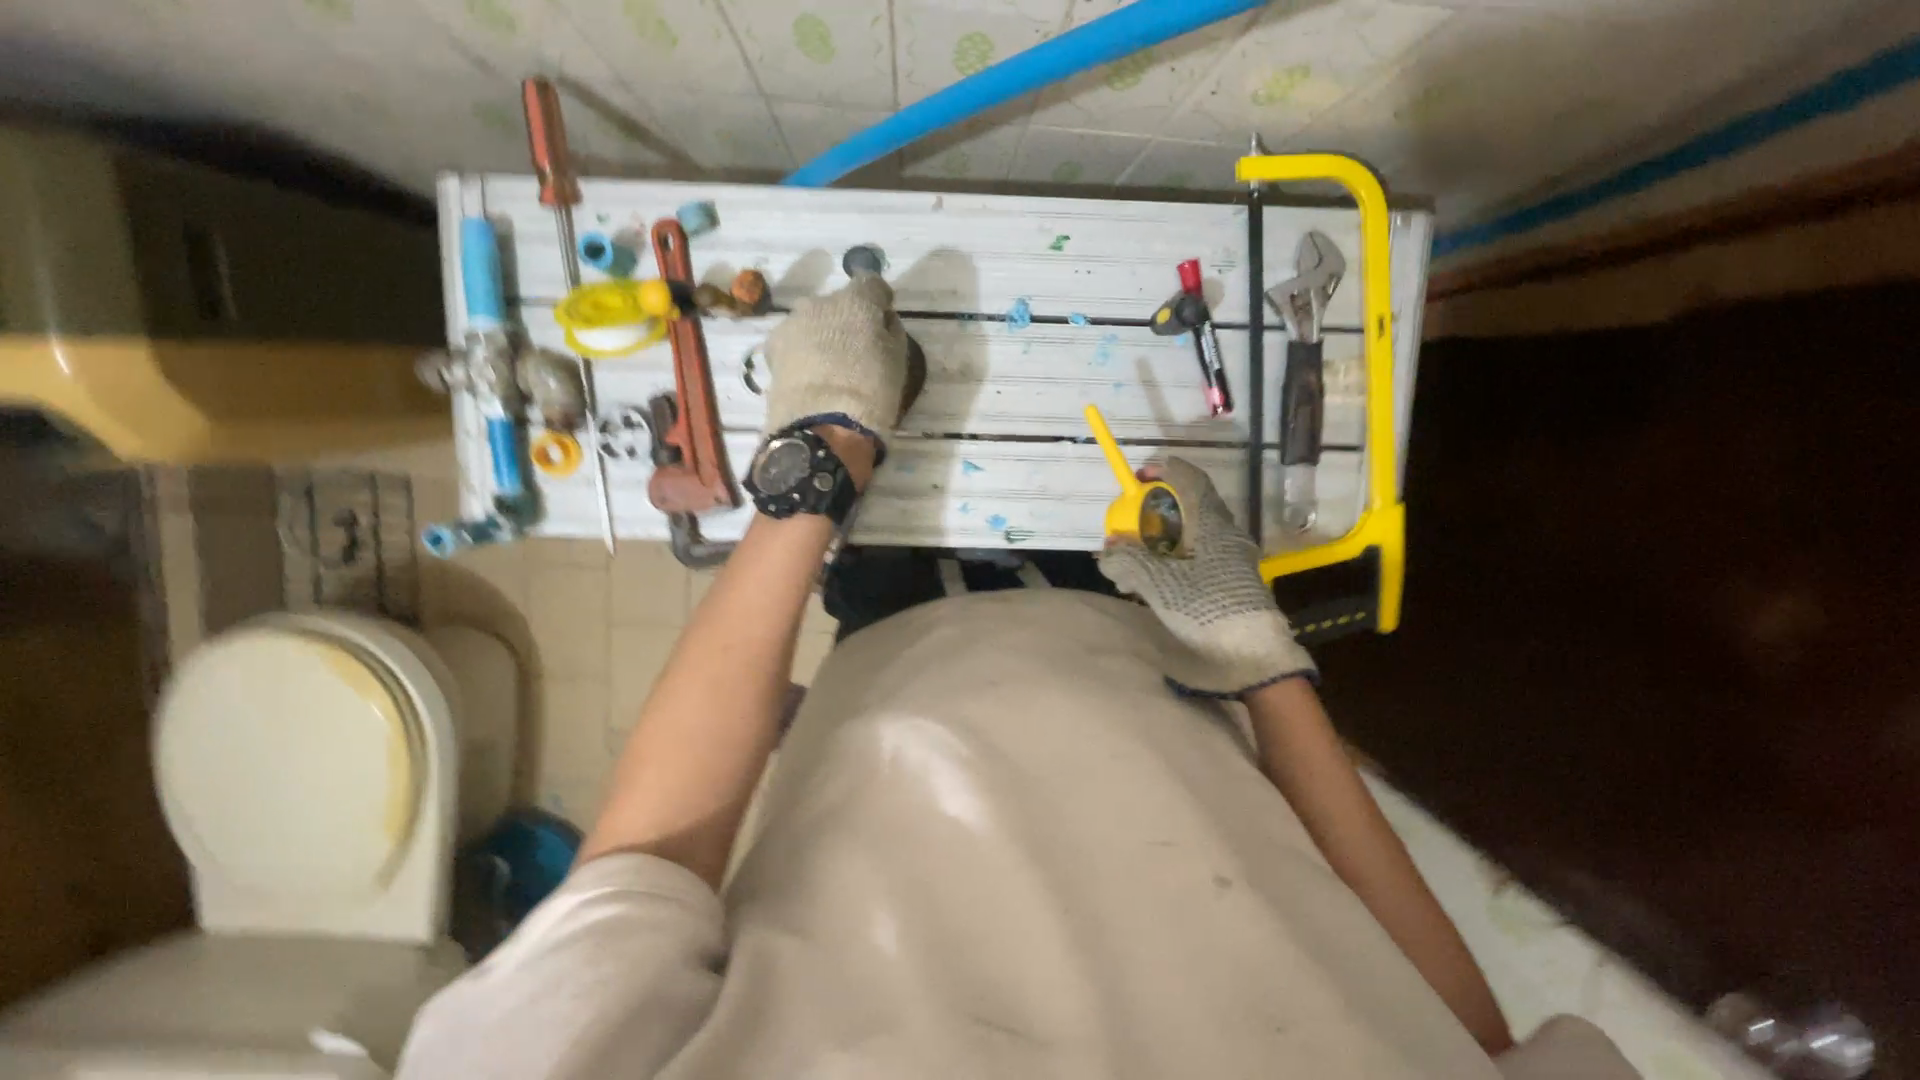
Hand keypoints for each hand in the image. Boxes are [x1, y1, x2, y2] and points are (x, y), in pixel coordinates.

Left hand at [763, 276, 908, 451]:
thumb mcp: (898, 360)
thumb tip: (883, 321)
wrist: (824, 423)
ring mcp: (792, 323)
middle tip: (854, 350)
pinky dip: (800, 353)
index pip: (871, 284)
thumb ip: (890, 331)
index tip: (883, 319)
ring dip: (820, 336)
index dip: (879, 301)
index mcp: (856, 300)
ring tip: (828, 368)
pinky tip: (807, 377)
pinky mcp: (772, 348)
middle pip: (837, 304)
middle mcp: (820, 302)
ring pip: (812, 322)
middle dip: (846, 320)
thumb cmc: (872, 391)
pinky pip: (792, 342)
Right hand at [1097, 457, 1315, 696]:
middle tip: (1126, 527)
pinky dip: (1168, 565)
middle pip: (1187, 509)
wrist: (1250, 657)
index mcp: (1213, 524)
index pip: (1192, 480)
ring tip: (1129, 565)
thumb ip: (1129, 560)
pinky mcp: (1227, 585)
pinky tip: (1147, 587)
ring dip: (1157, 544)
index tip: (1139, 477)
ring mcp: (1228, 562)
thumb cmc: (1208, 609)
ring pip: (1188, 538)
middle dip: (1152, 513)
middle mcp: (1224, 536)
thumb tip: (1109, 550)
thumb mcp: (1159, 583)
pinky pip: (1193, 562)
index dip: (1165, 470)